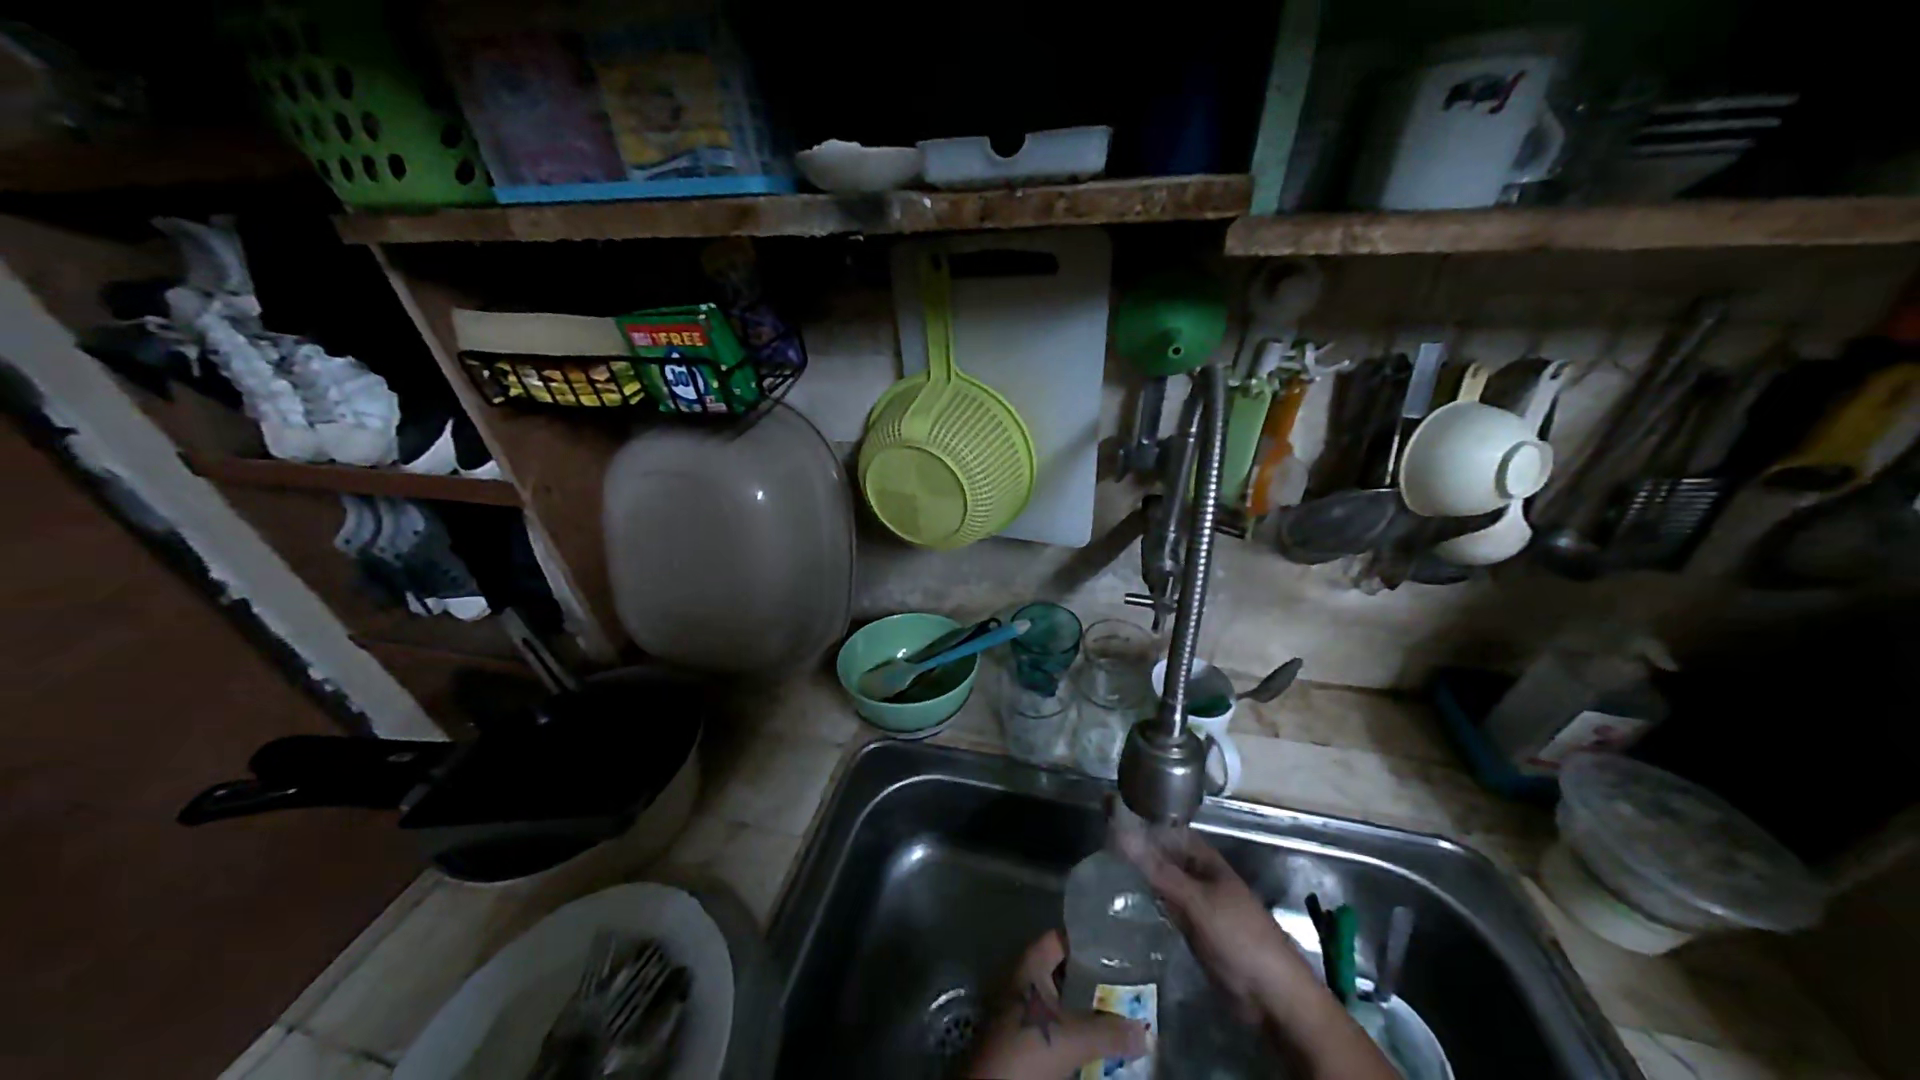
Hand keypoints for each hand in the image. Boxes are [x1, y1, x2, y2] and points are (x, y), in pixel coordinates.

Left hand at [964, 930, 1149, 1079]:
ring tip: (1124, 1011)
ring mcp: (1024, 1011)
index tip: (1119, 945)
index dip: (1086, 938)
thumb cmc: (1026, 1046)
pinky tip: (1102, 1040)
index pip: (1060, 937)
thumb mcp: (1071, 1038)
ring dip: (1088, 1008)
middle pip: (1064, 971)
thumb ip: (1109, 1032)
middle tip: (1130, 982)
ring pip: (1062, 1002)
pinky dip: (1078, 1031)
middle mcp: (1025, 981)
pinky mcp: (1026, 1038)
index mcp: (1030, 966)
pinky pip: (1058, 1027)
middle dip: (1094, 978)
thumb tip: (1145, 1032)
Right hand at [1122, 830, 1400, 1079]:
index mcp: (1204, 858)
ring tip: (1099, 862)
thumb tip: (1119, 829)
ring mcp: (1195, 902)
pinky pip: (1162, 904)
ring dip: (1136, 871)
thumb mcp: (1195, 900)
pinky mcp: (1190, 927)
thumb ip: (1157, 869)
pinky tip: (1121, 897)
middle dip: (1134, 844)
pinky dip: (1144, 897)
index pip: (1166, 828)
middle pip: (1161, 852)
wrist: (1272, 995)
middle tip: (1096, 837)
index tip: (1107, 809)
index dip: (1140, 817)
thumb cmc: (1238, 937)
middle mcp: (1198, 874)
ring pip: (1159, 878)